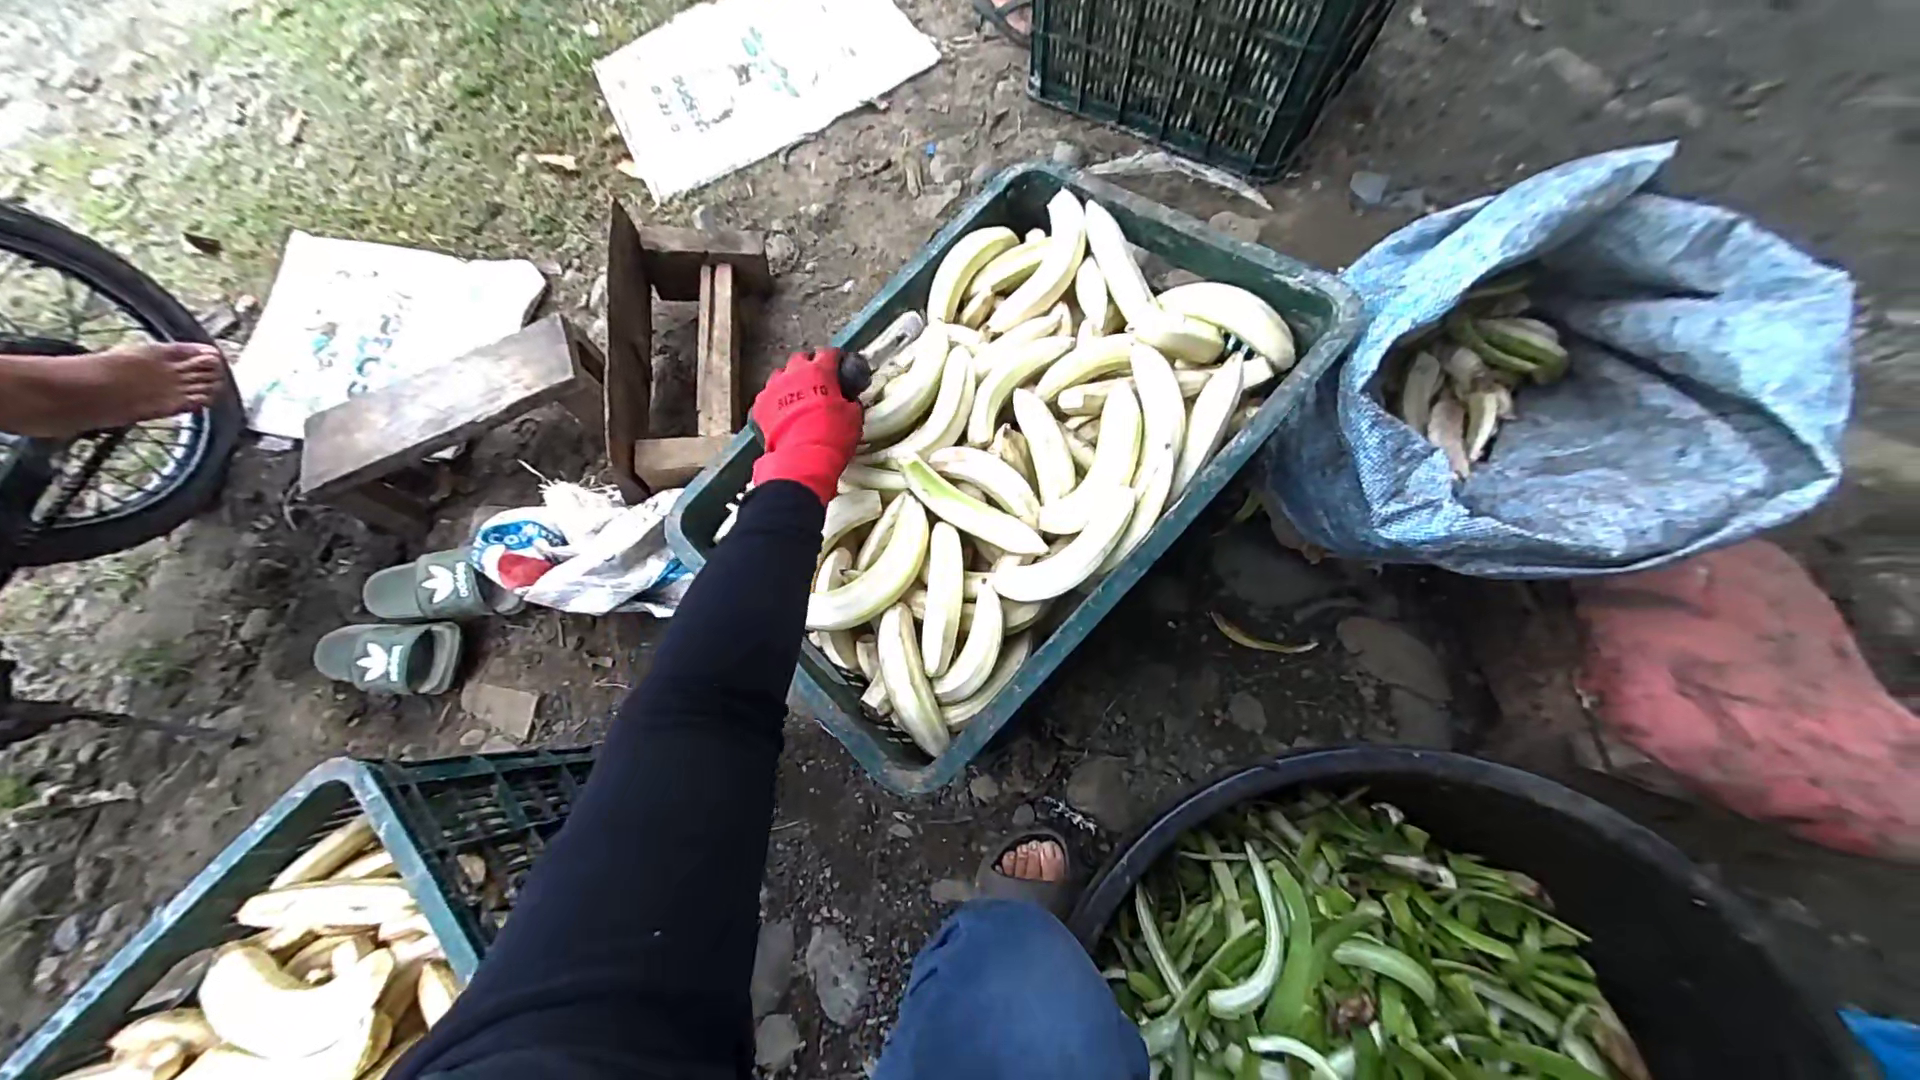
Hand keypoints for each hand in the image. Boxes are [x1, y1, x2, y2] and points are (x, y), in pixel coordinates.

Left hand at [750, 348, 861, 504]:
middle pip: (801, 359)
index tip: (840, 365)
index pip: (829, 353)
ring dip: (790, 382)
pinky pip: (768, 398)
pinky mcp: (759, 407)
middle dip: (810, 365)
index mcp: (819, 371)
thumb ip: (850, 402)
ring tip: (798, 397)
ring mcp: (773, 389)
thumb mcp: (853, 417)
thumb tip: (849, 401)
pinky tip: (783, 415)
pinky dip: (776, 402)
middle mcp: (793, 373)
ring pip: (780, 376)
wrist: (802, 459)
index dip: (836, 358)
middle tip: (818, 380)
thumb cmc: (832, 436)